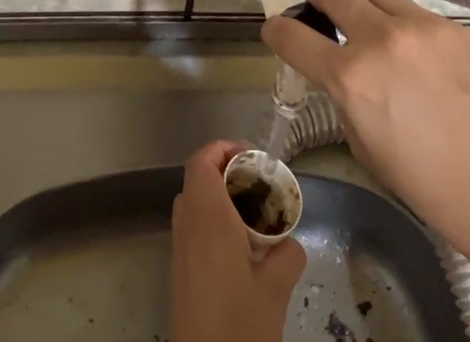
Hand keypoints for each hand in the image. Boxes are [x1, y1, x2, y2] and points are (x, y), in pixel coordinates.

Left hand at [170, 140, 306, 341]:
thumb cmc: (239, 321)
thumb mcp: (276, 287)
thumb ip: (288, 254)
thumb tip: (290, 241)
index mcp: (208, 218)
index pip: (202, 162)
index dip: (223, 149)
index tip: (253, 157)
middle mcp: (187, 225)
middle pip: (198, 179)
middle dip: (228, 173)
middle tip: (260, 186)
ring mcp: (179, 248)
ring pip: (194, 204)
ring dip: (220, 200)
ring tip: (255, 216)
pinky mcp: (179, 269)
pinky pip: (193, 229)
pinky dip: (214, 223)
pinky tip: (241, 248)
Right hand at [260, 0, 469, 241]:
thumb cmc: (428, 184)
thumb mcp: (363, 144)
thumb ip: (344, 96)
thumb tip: (340, 72)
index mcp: (350, 77)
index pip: (290, 34)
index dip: (276, 31)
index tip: (278, 33)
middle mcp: (381, 39)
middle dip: (318, 3)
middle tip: (326, 23)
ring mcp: (422, 27)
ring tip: (369, 24)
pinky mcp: (455, 27)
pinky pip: (413, 7)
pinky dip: (401, 21)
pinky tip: (418, 56)